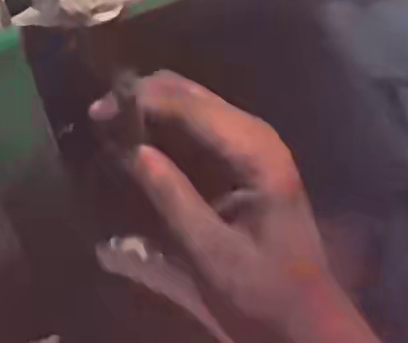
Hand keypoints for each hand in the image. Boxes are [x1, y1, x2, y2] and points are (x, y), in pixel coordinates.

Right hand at [91, 72, 376, 342]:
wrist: (310, 326)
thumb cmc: (265, 296)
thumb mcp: (212, 255)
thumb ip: (171, 197)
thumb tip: (129, 148)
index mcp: (253, 150)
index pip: (185, 104)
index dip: (138, 101)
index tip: (98, 115)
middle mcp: (252, 130)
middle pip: (183, 90)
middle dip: (137, 97)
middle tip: (99, 118)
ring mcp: (246, 137)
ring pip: (183, 96)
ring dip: (145, 105)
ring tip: (110, 125)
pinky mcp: (237, 150)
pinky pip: (190, 117)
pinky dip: (158, 120)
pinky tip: (135, 137)